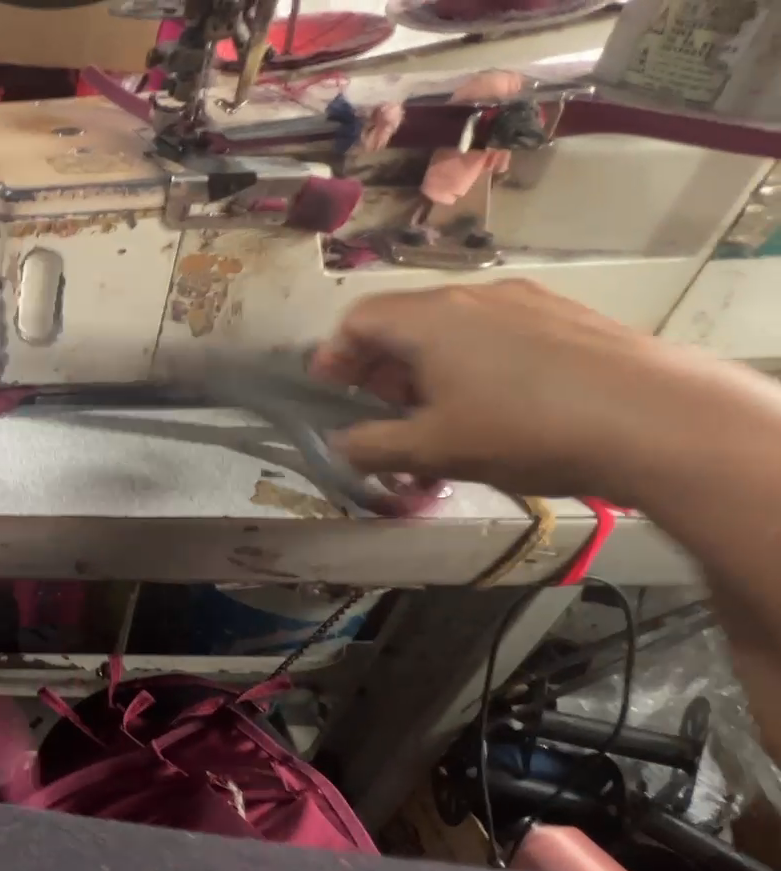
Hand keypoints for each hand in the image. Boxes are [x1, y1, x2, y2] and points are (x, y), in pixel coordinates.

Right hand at [310, 280, 716, 500]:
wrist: (663, 421)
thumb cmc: (523, 430)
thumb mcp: (428, 450)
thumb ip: (368, 446)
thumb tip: (339, 443)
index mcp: (430, 319)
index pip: (356, 320)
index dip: (332, 356)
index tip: (328, 393)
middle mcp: (474, 299)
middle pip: (402, 322)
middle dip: (378, 368)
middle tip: (380, 413)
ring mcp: (528, 304)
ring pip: (451, 330)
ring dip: (424, 370)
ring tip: (435, 417)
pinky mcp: (568, 320)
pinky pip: (495, 335)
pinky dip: (471, 365)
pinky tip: (491, 408)